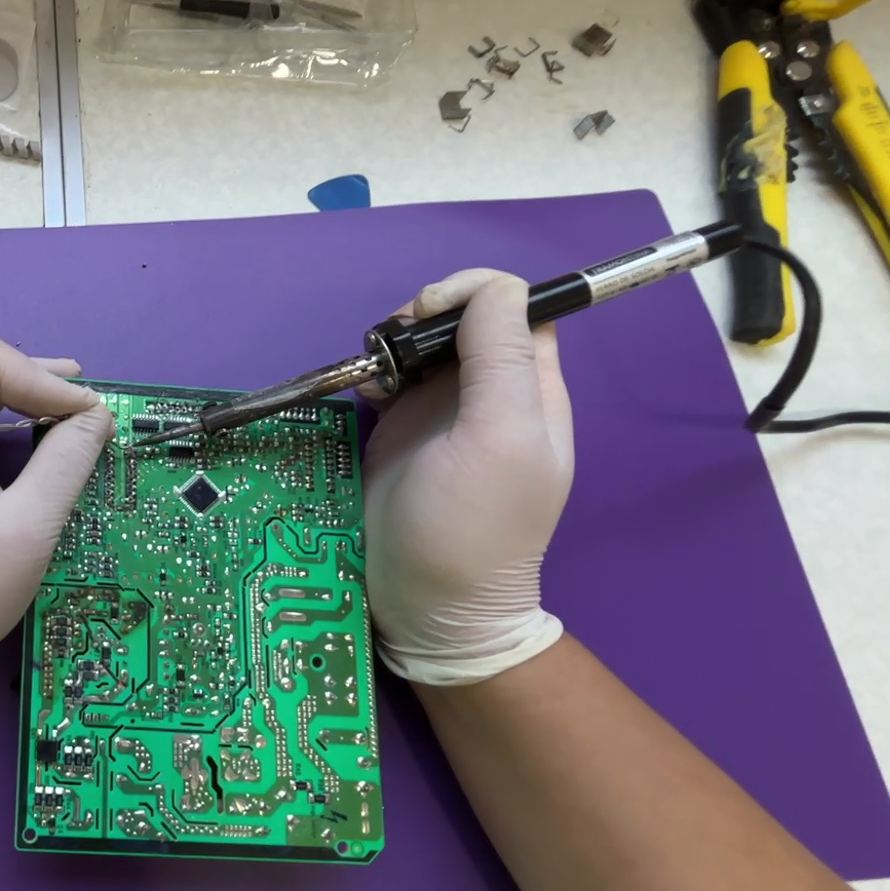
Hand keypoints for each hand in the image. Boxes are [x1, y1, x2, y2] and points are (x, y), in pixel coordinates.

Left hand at [0, 332, 115, 762]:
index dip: (42, 375)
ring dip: (22, 410)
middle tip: (88, 409)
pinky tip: (34, 452)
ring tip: (70, 423)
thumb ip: (66, 460)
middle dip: (37, 386)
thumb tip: (96, 416)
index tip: (86, 415)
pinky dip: (3, 437)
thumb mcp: (28, 526)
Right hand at [361, 272, 574, 685]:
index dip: (476, 294)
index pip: (517, 310)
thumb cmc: (470, 523)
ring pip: (422, 349)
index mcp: (528, 391)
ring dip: (395, 343)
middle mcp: (486, 395)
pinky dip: (372, 373)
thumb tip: (490, 289)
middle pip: (464, 323)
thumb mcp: (500, 438)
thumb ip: (501, 359)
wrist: (426, 601)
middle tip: (393, 339)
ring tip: (372, 365)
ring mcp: (438, 416)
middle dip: (427, 315)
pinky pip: (388, 383)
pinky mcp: (396, 434)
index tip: (428, 311)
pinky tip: (362, 388)